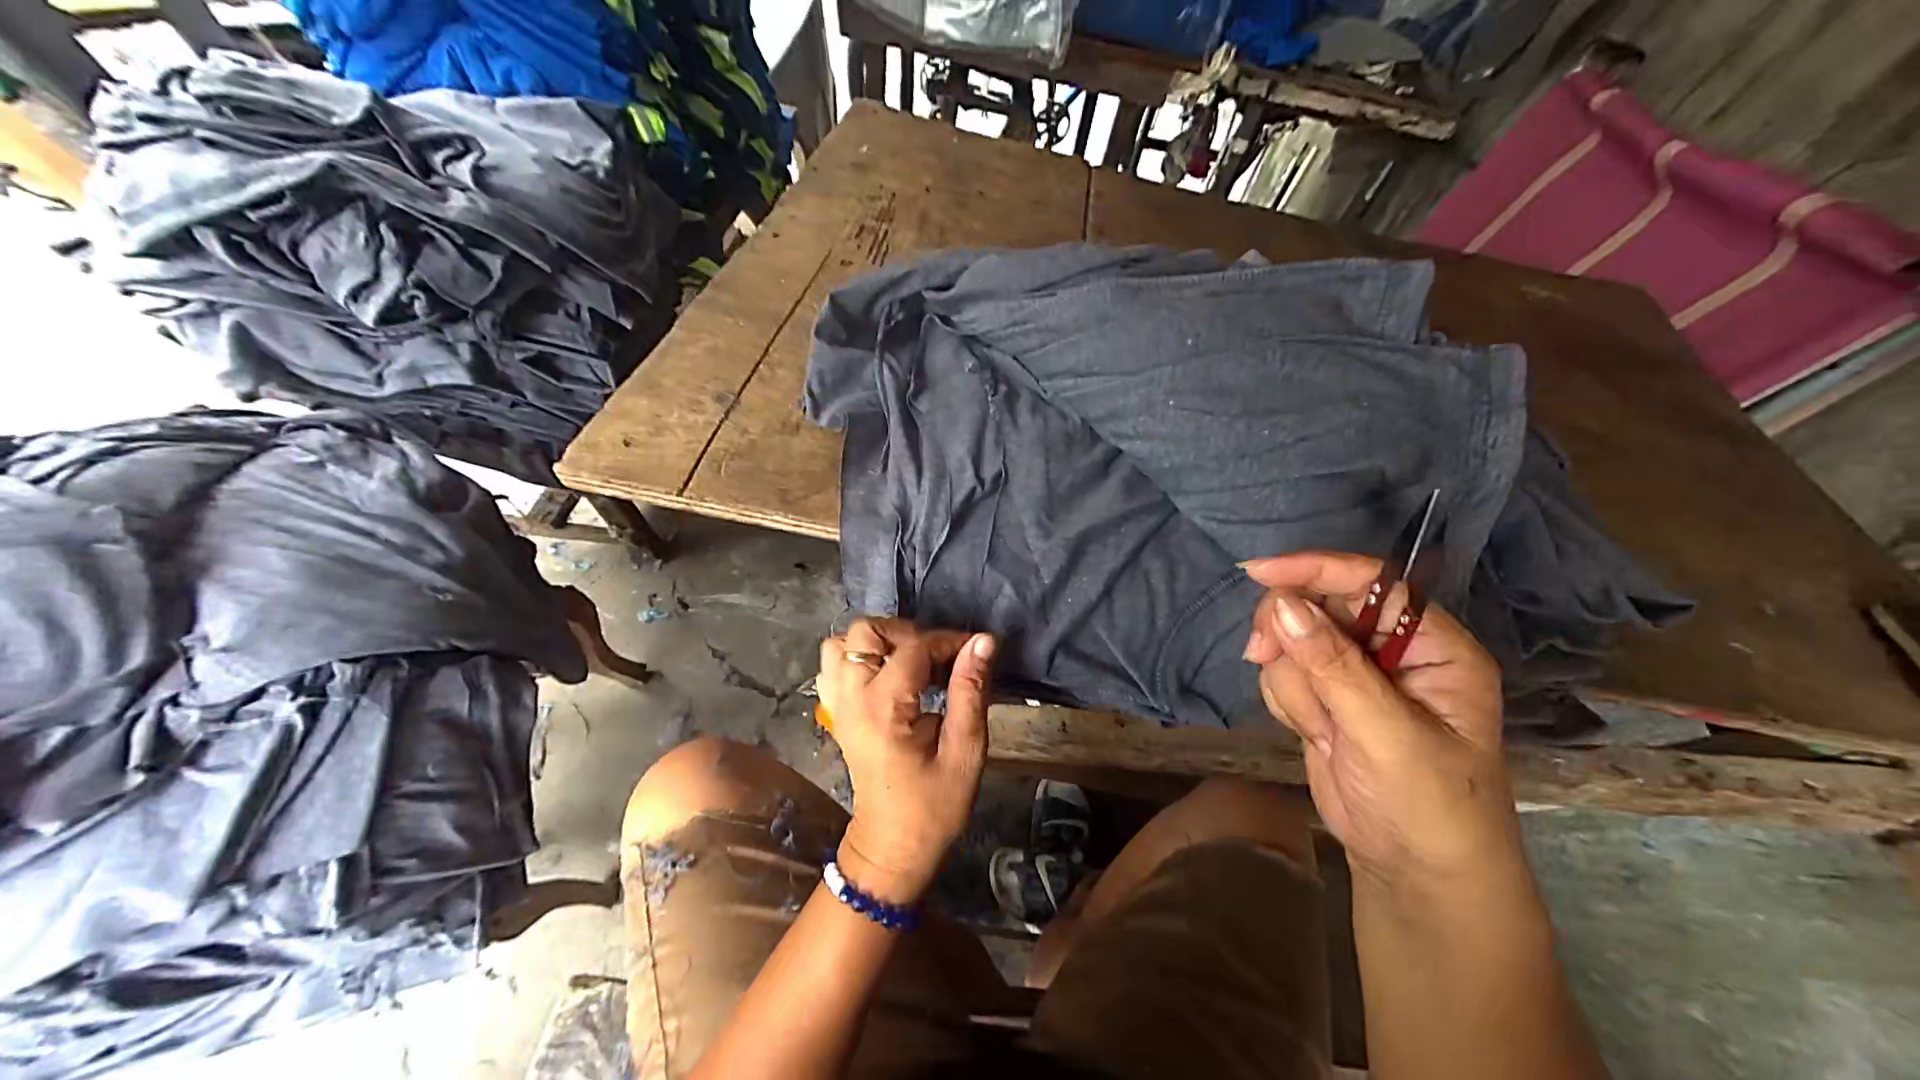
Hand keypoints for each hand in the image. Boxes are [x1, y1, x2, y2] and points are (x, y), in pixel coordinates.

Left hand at [817, 618, 996, 904]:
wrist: (892, 845)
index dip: (947, 641)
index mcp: (884, 708)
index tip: (974, 650)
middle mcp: (852, 699)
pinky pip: (832, 667)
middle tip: (937, 658)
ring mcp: (837, 706)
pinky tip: (883, 675)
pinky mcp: (836, 713)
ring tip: (908, 663)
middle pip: (865, 632)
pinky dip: (855, 658)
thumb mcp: (965, 750)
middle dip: (906, 634)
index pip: (913, 648)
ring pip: (841, 644)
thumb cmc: (935, 804)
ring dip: (877, 643)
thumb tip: (983, 641)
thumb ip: (970, 690)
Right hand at [1239, 551, 1520, 885]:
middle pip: (1319, 605)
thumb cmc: (1430, 805)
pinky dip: (1287, 701)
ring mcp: (1354, 675)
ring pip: (1291, 642)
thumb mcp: (1388, 735)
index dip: (1316, 570)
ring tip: (1323, 730)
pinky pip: (1282, 674)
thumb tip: (1281, 605)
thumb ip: (1334, 667)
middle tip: (1264, 655)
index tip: (1259, 572)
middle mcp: (1393, 650)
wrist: (1413, 871)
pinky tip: (1316, 735)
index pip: (1371, 584)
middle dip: (1290, 634)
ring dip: (1294, 684)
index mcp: (1433, 646)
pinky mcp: (1325, 698)